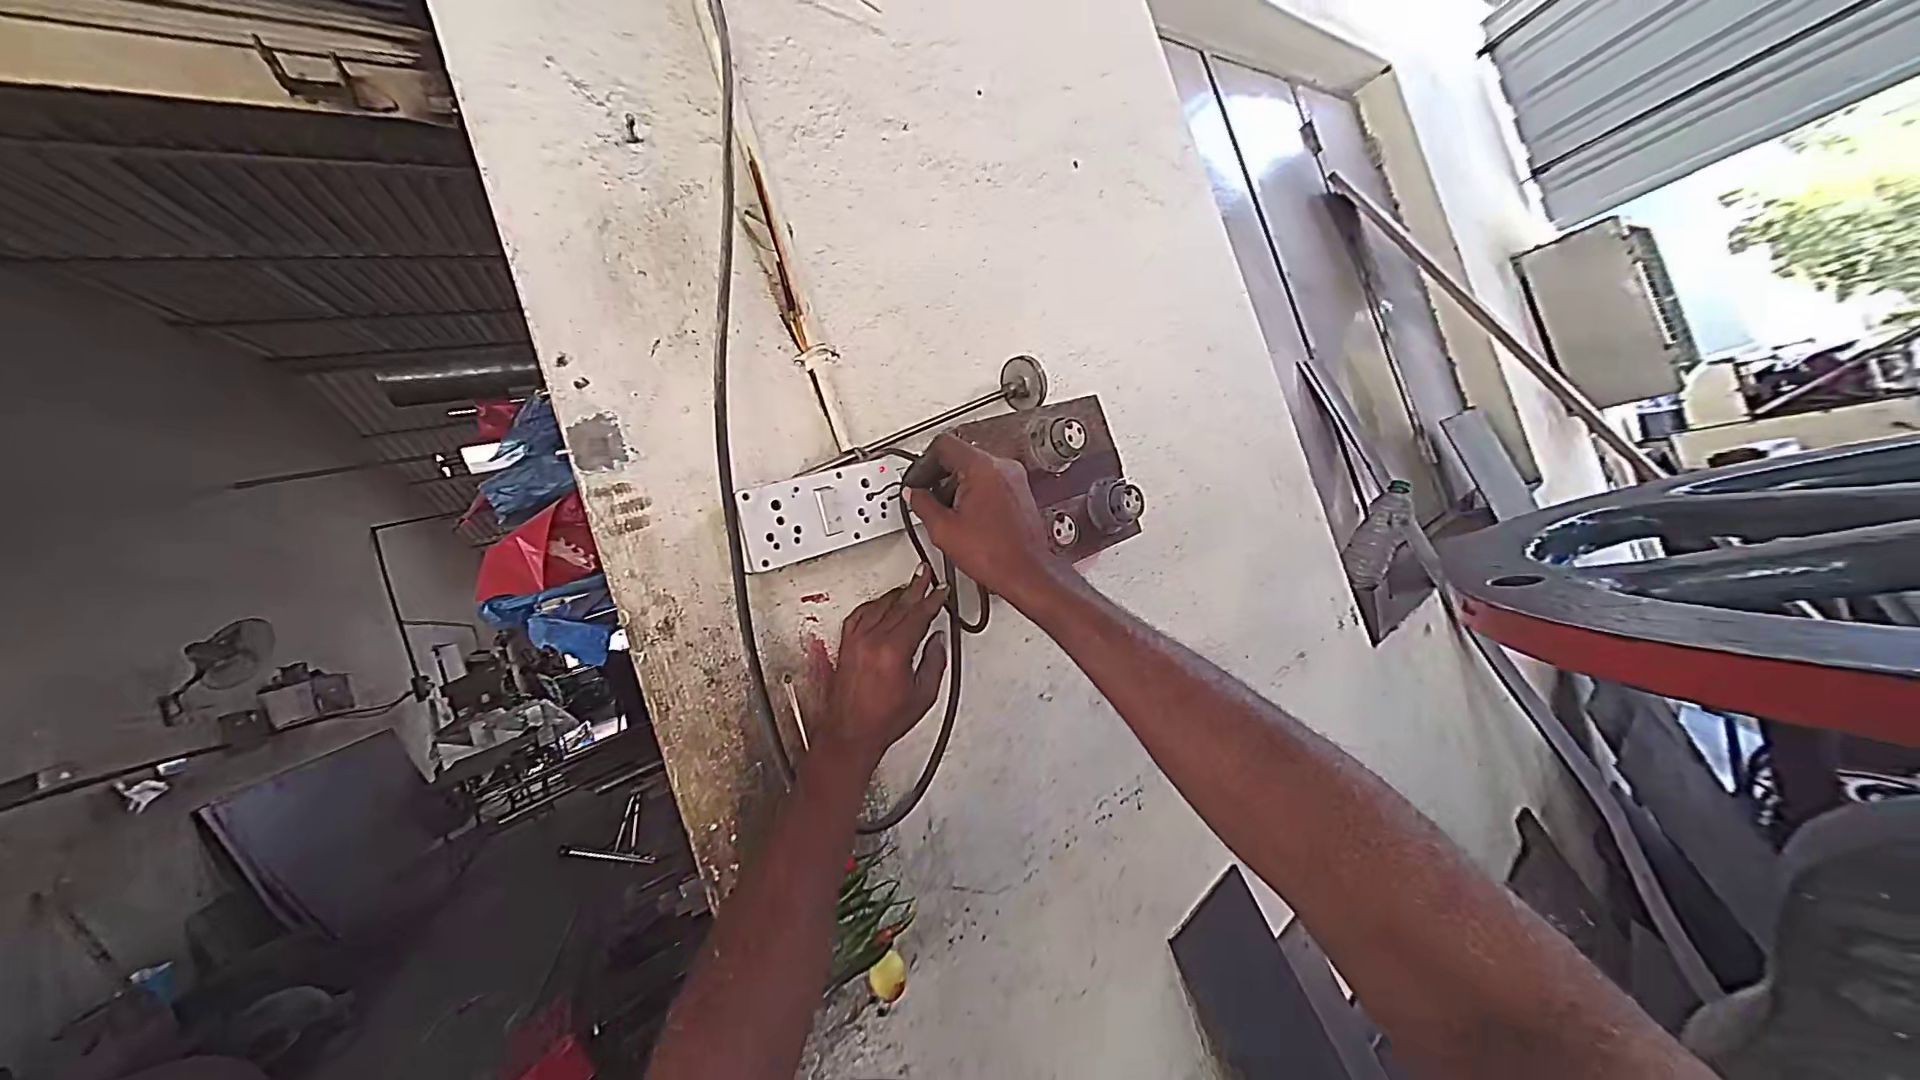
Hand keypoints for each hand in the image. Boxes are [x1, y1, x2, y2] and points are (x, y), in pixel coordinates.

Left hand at [812, 567, 949, 768]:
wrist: (850, 734)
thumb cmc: (882, 721)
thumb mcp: (923, 694)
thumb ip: (934, 661)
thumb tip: (936, 640)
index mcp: (893, 651)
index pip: (918, 615)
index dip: (932, 600)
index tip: (941, 591)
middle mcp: (871, 642)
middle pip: (899, 605)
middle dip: (916, 588)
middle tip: (925, 574)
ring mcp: (855, 642)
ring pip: (879, 607)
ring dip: (896, 594)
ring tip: (908, 586)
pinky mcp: (845, 647)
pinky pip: (858, 616)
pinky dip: (872, 606)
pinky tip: (880, 603)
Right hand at [906, 434, 1067, 603]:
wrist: (1025, 573)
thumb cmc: (995, 555)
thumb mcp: (944, 529)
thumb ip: (922, 504)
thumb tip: (914, 494)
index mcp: (983, 468)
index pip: (945, 445)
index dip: (924, 461)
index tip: (919, 479)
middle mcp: (1003, 468)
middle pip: (961, 456)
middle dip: (941, 476)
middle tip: (929, 496)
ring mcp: (1015, 480)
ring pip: (977, 469)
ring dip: (958, 486)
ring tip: (949, 512)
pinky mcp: (1021, 493)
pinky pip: (991, 482)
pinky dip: (976, 493)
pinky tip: (968, 517)